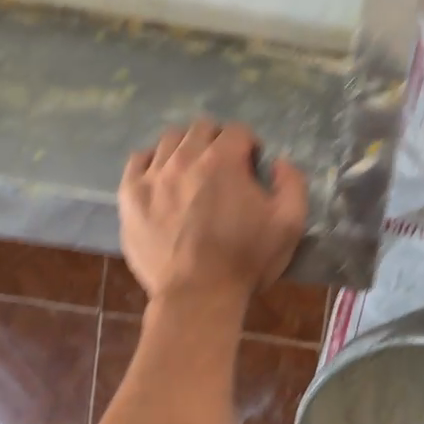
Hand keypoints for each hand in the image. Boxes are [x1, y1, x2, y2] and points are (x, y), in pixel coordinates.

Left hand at [119, 120, 308, 305]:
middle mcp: (185, 157)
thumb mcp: (289, 225)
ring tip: (192, 175)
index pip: (238, 131)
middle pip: (201, 128)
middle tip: (224, 170)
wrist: (197, 295)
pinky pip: (138, 161)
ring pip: (169, 141)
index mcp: (223, 160)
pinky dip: (152, 163)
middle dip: (217, 142)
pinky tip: (162, 180)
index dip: (249, 146)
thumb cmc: (245, 261)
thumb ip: (292, 184)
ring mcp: (153, 175)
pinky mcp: (130, 195)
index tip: (252, 167)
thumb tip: (279, 163)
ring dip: (186, 150)